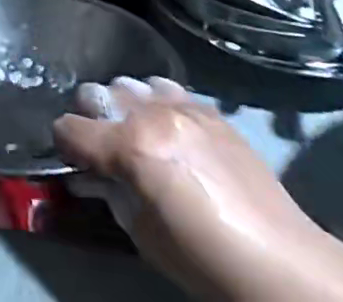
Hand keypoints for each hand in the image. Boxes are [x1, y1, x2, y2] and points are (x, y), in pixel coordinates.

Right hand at [54, 77, 342, 301]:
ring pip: (132, 83)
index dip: (64, 146)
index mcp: (132, 146)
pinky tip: (169, 132)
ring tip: (136, 137)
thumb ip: (109, 193)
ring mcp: (184, 104)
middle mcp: (153, 112)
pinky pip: (167, 89)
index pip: (71, 127)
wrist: (278, 258)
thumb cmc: (202, 258)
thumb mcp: (142, 234)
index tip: (71, 162)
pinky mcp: (209, 107)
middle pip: (97, 92)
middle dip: (90, 118)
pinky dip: (156, 104)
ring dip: (123, 107)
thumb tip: (87, 176)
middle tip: (100, 150)